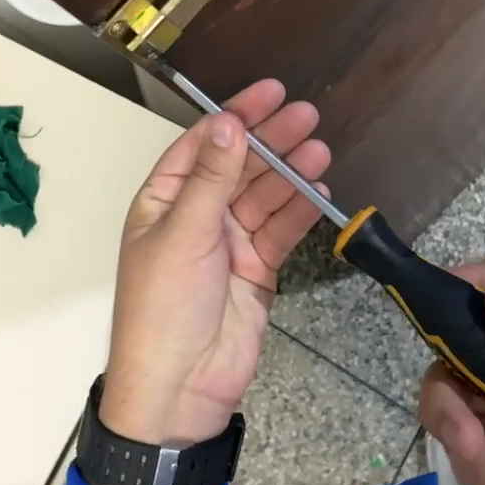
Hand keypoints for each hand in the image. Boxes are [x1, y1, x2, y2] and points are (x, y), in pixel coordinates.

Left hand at [101, 79, 329, 447]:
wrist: (181, 390)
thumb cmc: (165, 306)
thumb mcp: (183, 233)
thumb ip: (211, 180)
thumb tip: (229, 125)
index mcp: (165, 200)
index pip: (203, 146)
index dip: (235, 117)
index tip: (269, 94)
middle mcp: (197, 215)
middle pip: (239, 166)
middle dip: (270, 141)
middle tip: (306, 114)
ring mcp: (228, 243)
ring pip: (264, 196)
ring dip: (290, 173)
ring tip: (319, 147)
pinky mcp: (256, 269)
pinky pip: (280, 231)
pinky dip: (299, 211)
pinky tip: (320, 190)